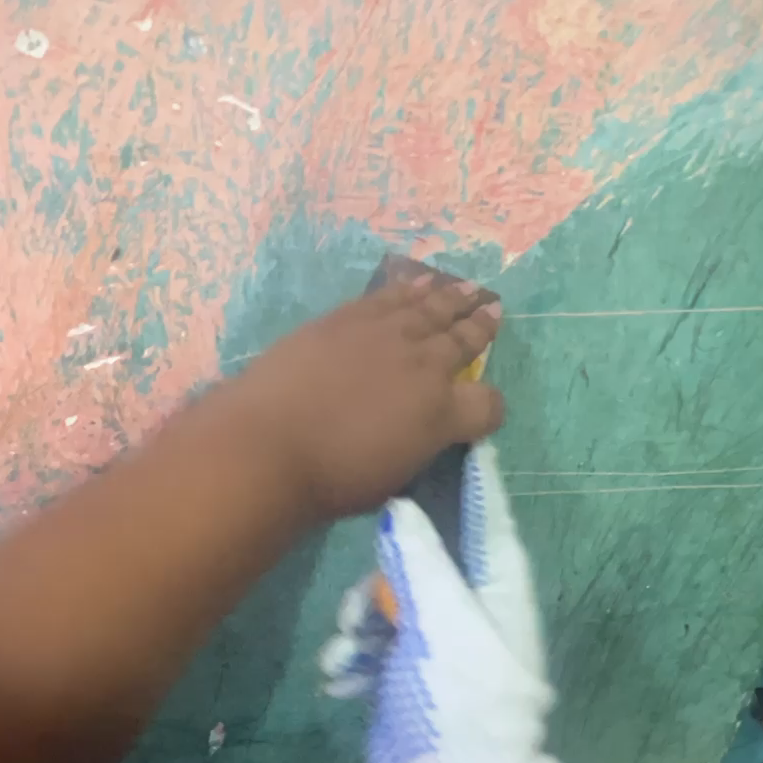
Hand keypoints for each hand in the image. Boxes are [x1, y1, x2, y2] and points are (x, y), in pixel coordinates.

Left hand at [224, 275, 504, 518]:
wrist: (269, 445)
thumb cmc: (330, 480)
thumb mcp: (391, 479)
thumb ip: (415, 447)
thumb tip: (418, 430)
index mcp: (440, 415)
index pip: (487, 405)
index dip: (489, 409)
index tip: (483, 411)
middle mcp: (423, 366)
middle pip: (463, 340)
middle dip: (480, 327)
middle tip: (493, 310)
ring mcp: (386, 336)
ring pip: (431, 309)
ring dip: (452, 298)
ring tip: (467, 288)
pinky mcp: (348, 319)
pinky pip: (390, 297)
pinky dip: (410, 289)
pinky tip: (419, 282)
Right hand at [320, 442, 593, 762]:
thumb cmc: (462, 694)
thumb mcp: (442, 620)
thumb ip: (419, 560)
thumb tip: (399, 508)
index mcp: (494, 582)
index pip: (485, 512)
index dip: (469, 475)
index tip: (448, 439)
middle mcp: (468, 601)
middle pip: (418, 555)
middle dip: (382, 576)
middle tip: (367, 601)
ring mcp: (435, 636)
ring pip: (385, 598)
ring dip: (361, 623)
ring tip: (353, 652)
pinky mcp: (405, 666)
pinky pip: (372, 639)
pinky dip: (356, 656)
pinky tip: (345, 678)